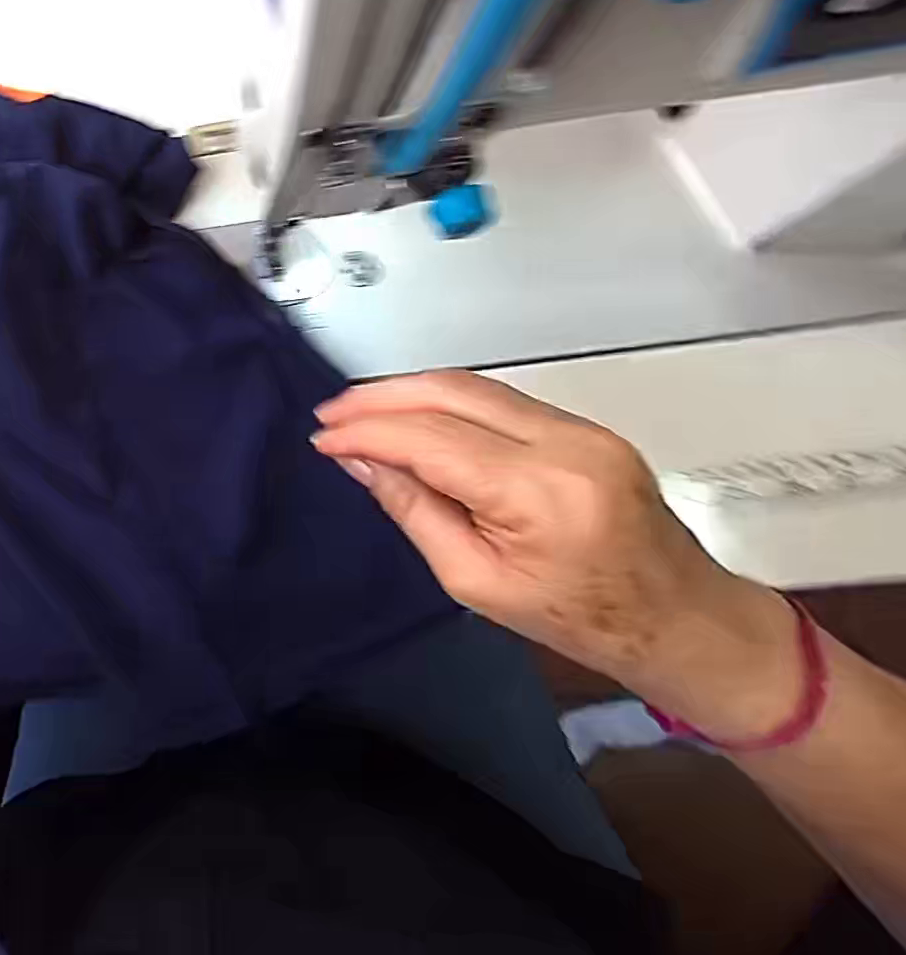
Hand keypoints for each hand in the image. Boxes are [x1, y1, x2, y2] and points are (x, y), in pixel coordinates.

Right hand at [312, 370, 801, 739]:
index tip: (321, 441)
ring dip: (402, 392)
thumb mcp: (470, 578)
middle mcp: (566, 445)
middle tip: (328, 414)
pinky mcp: (581, 427)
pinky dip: (436, 400)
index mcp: (538, 493)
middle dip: (376, 398)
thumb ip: (411, 509)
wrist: (685, 621)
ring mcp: (580, 429)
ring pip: (468, 385)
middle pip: (449, 392)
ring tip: (354, 412)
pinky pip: (491, 397)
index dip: (365, 433)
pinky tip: (404, 415)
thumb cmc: (575, 618)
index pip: (428, 438)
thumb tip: (358, 461)